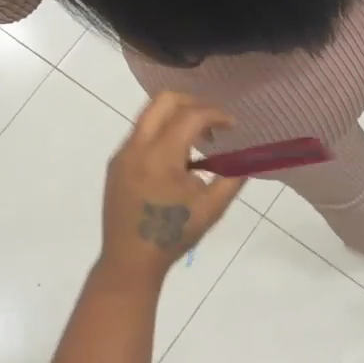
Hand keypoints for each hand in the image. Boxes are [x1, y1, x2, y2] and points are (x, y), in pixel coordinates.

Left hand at [98, 92, 245, 287]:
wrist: (129, 261)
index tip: (233, 126)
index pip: (191, 116)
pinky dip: (162, 133)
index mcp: (160, 156)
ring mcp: (122, 155)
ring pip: (149, 115)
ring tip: (198, 142)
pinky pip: (141, 134)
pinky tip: (177, 160)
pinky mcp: (116, 165)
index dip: (216, 115)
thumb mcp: (212, 208)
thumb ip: (232, 178)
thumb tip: (247, 160)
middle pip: (164, 101)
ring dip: (176, 117)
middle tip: (213, 120)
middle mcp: (137, 147)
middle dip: (193, 103)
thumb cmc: (173, 235)